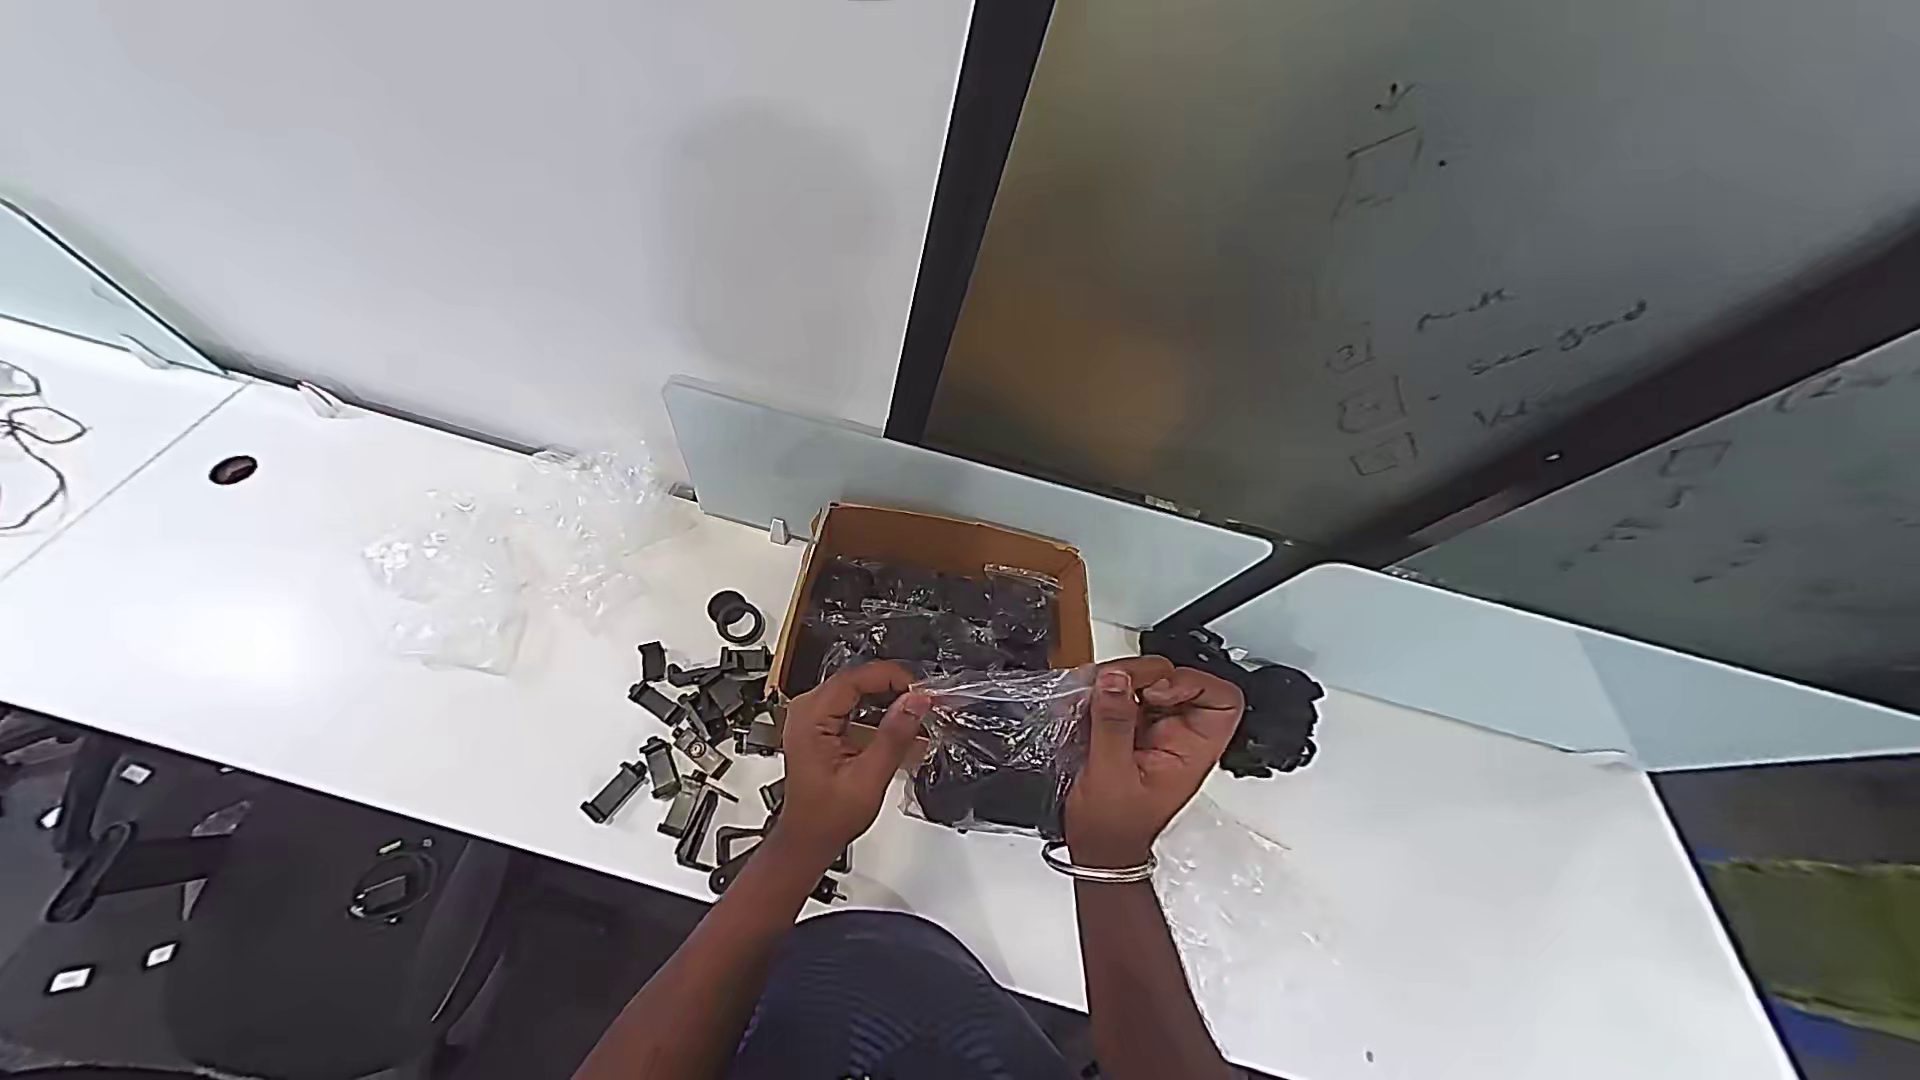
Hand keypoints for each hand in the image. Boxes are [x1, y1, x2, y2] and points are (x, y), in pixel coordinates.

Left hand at [770, 661, 929, 867]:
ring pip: (859, 690)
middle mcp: (807, 710)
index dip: (892, 677)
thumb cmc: (826, 817)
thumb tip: (915, 702)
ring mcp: (814, 716)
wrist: (808, 839)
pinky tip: (900, 726)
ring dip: (890, 699)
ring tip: (917, 713)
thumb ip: (894, 736)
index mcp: (811, 717)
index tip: (919, 688)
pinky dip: (880, 712)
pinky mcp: (823, 724)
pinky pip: (855, 705)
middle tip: (923, 700)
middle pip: (858, 680)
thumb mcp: (868, 778)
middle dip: (894, 687)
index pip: (856, 678)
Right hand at [1065, 657, 1244, 867]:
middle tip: (1115, 684)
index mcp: (1191, 749)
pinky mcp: (1128, 723)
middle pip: (1177, 679)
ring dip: (1119, 678)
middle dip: (1143, 674)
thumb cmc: (1112, 827)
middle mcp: (1177, 733)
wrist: (1096, 846)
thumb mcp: (1111, 775)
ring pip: (1148, 679)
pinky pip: (1122, 690)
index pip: (1221, 699)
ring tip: (1097, 692)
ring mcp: (1152, 726)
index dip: (1193, 683)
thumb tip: (1116, 679)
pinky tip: (1089, 700)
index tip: (1156, 690)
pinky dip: (1104, 688)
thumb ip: (1113, 724)